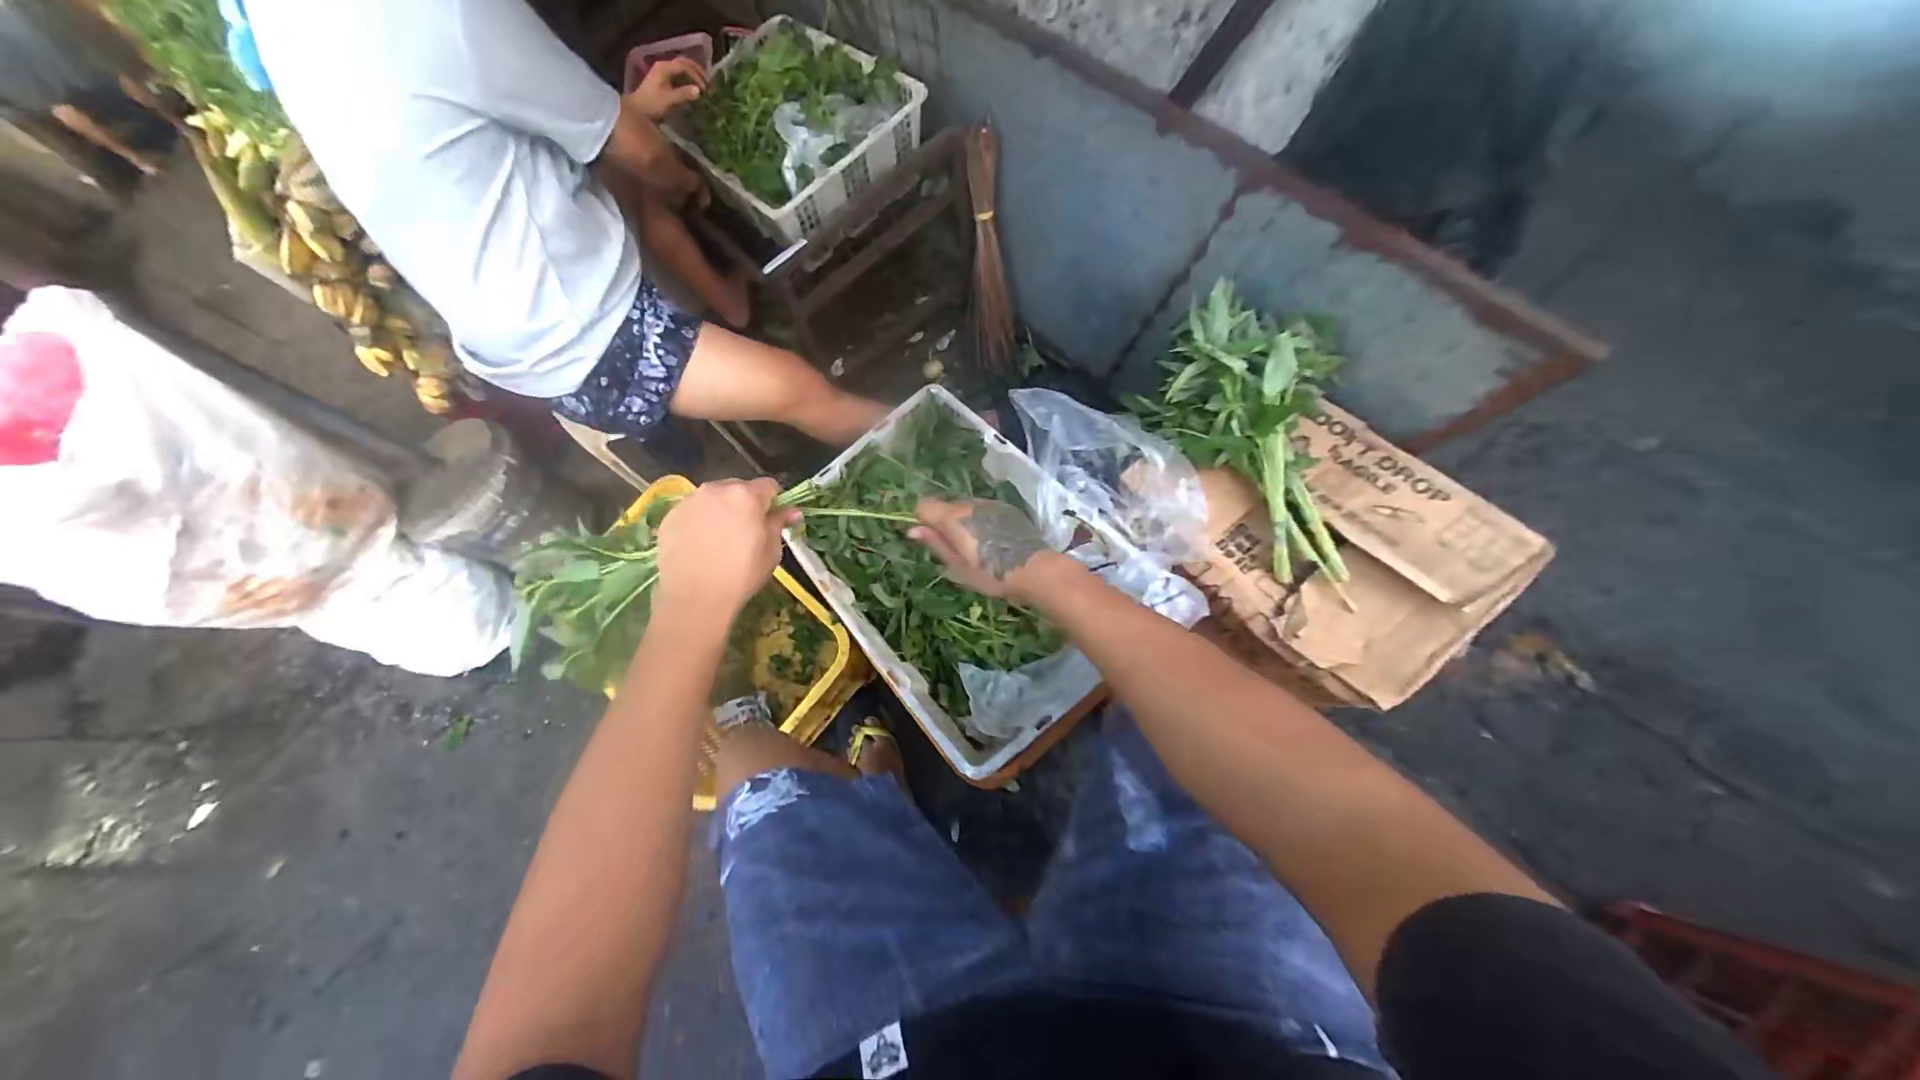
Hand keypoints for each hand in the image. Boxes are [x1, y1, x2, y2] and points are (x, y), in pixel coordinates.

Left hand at [626, 56, 706, 119]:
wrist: (638, 110)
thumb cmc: (652, 104)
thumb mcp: (669, 100)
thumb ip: (683, 94)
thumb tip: (699, 91)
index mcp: (664, 68)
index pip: (684, 66)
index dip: (697, 76)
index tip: (705, 89)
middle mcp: (664, 66)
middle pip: (684, 63)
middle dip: (698, 71)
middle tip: (709, 83)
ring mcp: (663, 72)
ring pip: (682, 68)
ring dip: (694, 74)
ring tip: (704, 84)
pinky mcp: (663, 79)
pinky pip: (679, 74)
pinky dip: (689, 79)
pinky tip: (694, 87)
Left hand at [655, 478, 798, 618]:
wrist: (695, 597)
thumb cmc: (742, 574)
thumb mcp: (771, 551)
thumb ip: (778, 524)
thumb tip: (791, 510)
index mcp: (746, 495)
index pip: (768, 486)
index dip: (774, 502)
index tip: (772, 519)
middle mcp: (716, 489)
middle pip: (738, 488)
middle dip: (745, 504)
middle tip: (745, 530)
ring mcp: (690, 501)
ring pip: (713, 498)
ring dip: (721, 510)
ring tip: (720, 538)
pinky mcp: (670, 516)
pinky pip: (692, 511)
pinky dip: (699, 521)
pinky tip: (700, 544)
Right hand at [909, 499, 1059, 602]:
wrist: (1034, 570)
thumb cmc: (990, 574)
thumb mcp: (957, 566)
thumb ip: (935, 543)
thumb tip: (912, 529)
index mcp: (953, 517)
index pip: (924, 505)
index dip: (922, 520)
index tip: (929, 538)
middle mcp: (970, 504)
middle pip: (946, 505)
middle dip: (944, 522)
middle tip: (955, 549)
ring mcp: (990, 504)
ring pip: (966, 507)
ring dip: (964, 521)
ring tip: (976, 546)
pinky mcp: (1007, 508)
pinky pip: (984, 509)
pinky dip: (981, 520)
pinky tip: (992, 540)